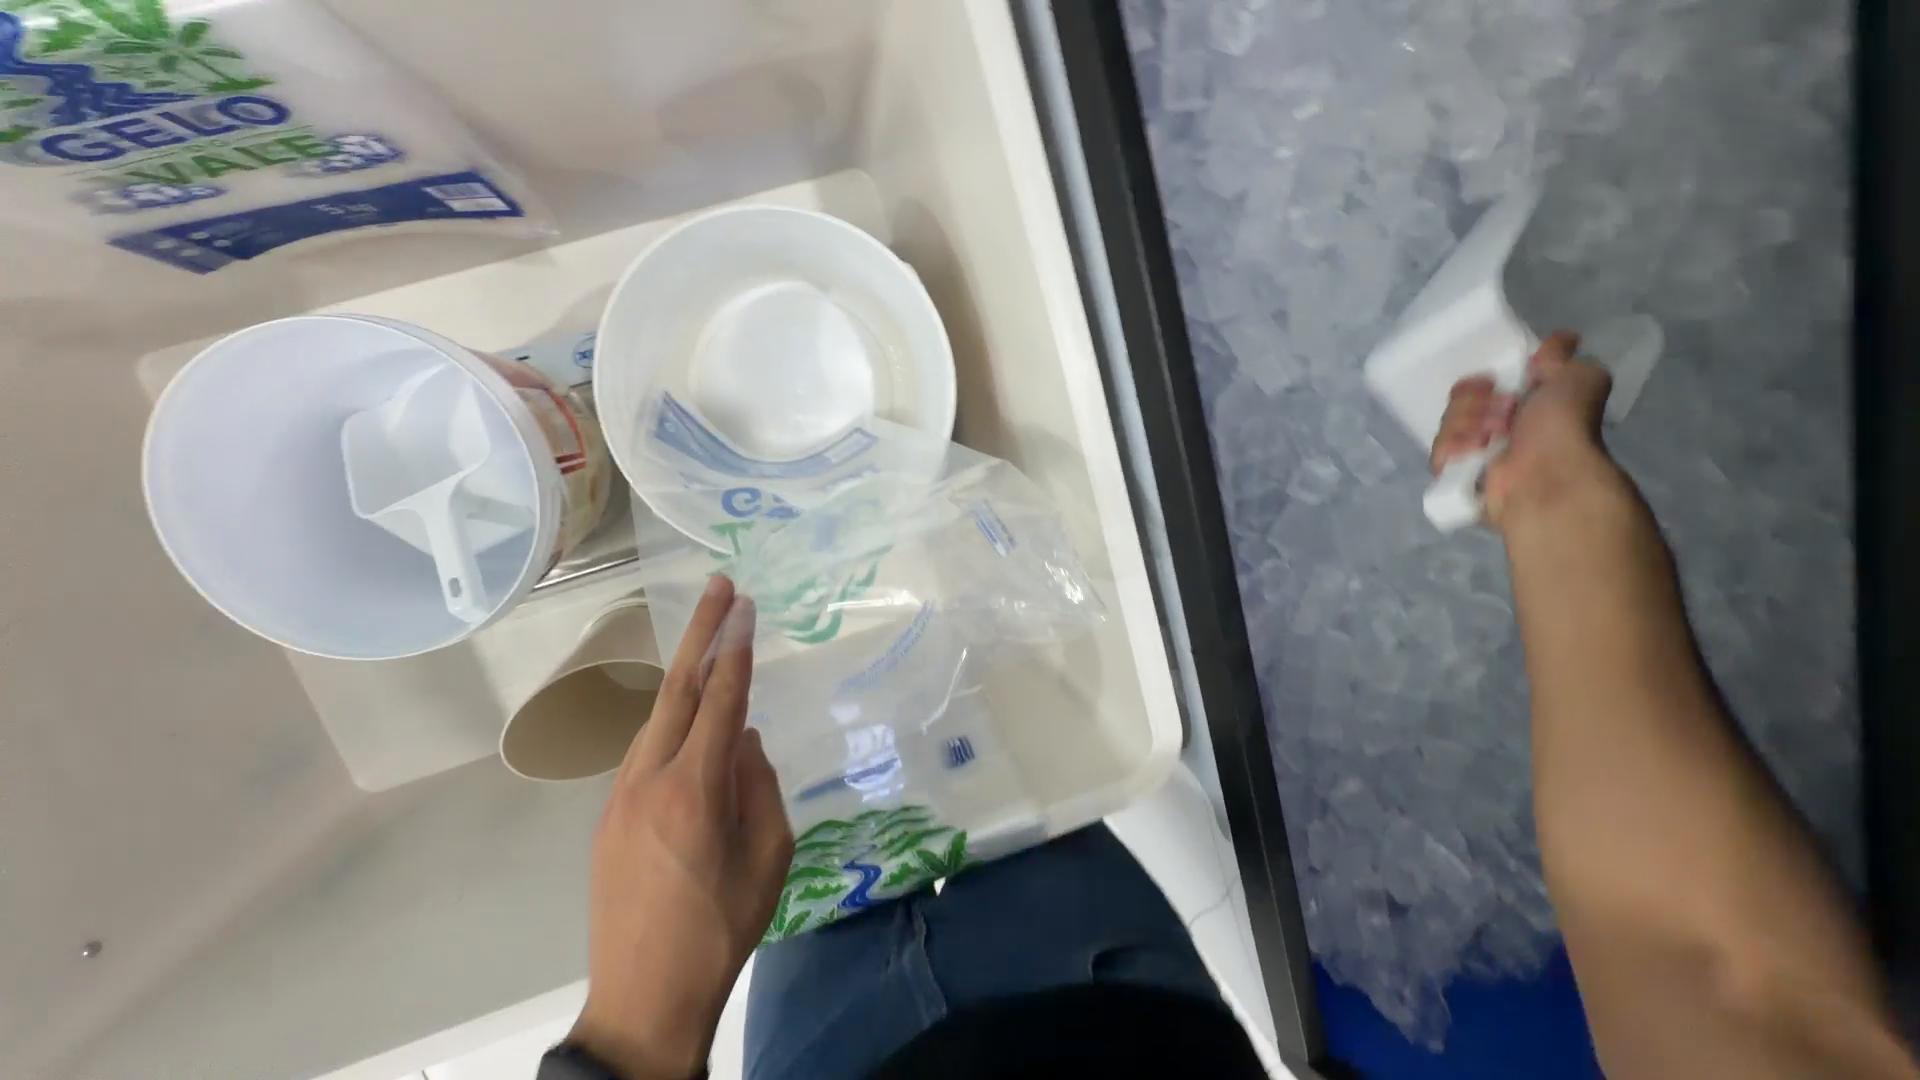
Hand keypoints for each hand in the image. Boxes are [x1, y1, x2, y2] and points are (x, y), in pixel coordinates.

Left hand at [569, 576, 792, 1079]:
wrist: (644, 996)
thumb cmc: (722, 929)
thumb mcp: (769, 857)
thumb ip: (759, 787)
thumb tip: (743, 741)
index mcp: (695, 790)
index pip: (721, 701)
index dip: (737, 650)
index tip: (747, 607)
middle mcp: (649, 779)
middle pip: (677, 690)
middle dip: (700, 632)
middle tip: (719, 586)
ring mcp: (620, 796)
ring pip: (656, 719)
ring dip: (685, 677)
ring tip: (712, 645)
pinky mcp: (608, 817)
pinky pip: (644, 752)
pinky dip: (671, 723)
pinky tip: (690, 724)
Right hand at [1430, 330, 1625, 530]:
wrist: (1547, 473)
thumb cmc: (1564, 426)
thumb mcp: (1578, 376)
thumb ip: (1562, 357)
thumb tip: (1559, 341)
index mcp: (1519, 411)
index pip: (1477, 388)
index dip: (1479, 382)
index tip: (1492, 381)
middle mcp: (1495, 434)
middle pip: (1457, 405)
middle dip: (1475, 402)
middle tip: (1505, 411)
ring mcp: (1473, 458)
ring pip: (1446, 427)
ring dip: (1469, 423)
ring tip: (1495, 434)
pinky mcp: (1455, 480)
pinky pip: (1438, 454)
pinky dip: (1455, 447)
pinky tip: (1478, 451)